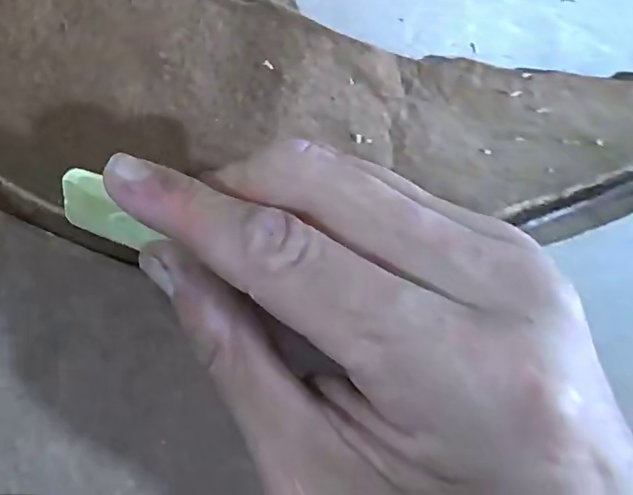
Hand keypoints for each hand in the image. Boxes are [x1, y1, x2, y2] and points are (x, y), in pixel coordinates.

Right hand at [104, 141, 632, 494]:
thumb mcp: (318, 476)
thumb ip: (234, 353)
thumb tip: (164, 255)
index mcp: (459, 370)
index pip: (289, 252)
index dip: (194, 209)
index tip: (123, 177)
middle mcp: (496, 283)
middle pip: (318, 182)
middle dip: (228, 184)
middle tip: (173, 214)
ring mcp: (509, 246)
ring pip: (344, 169)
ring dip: (265, 185)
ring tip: (225, 229)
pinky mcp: (503, 231)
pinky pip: (377, 184)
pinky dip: (314, 196)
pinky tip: (292, 236)